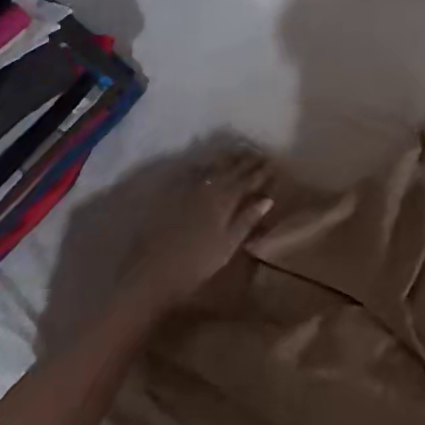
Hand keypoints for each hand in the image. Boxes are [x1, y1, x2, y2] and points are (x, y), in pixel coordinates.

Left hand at [118, 151, 274, 316]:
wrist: (152, 271)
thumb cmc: (195, 265)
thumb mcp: (227, 246)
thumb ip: (246, 220)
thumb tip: (266, 199)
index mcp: (224, 200)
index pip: (247, 180)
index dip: (261, 172)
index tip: (272, 164)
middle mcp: (207, 188)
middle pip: (230, 169)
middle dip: (247, 161)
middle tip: (259, 154)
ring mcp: (188, 188)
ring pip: (213, 167)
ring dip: (228, 159)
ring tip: (240, 154)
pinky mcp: (173, 193)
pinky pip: (194, 172)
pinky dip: (206, 166)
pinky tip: (209, 165)